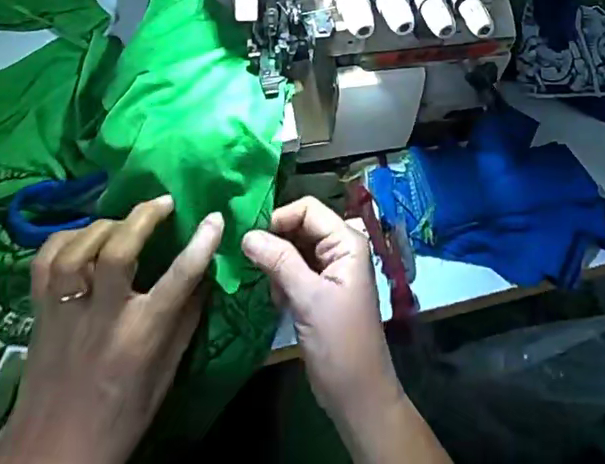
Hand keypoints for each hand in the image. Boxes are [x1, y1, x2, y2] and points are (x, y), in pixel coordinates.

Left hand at [0, 196, 221, 463]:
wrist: (49, 455)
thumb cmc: (118, 419)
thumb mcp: (164, 376)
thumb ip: (184, 321)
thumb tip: (206, 275)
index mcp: (139, 337)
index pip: (177, 280)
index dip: (201, 244)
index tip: (216, 217)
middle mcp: (101, 318)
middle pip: (117, 252)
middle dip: (143, 217)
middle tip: (164, 202)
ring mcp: (64, 313)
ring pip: (76, 252)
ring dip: (103, 225)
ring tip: (123, 220)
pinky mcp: (38, 313)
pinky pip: (44, 262)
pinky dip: (65, 239)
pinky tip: (83, 236)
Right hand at [241, 196, 398, 421]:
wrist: (357, 395)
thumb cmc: (339, 344)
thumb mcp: (308, 299)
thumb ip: (280, 262)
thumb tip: (247, 235)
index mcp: (347, 241)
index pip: (308, 209)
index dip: (278, 218)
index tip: (249, 240)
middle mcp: (340, 248)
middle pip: (300, 226)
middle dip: (274, 241)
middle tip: (248, 262)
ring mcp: (330, 269)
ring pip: (294, 248)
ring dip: (276, 262)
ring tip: (266, 285)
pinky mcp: (319, 289)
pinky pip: (294, 269)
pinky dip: (281, 278)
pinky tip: (276, 298)